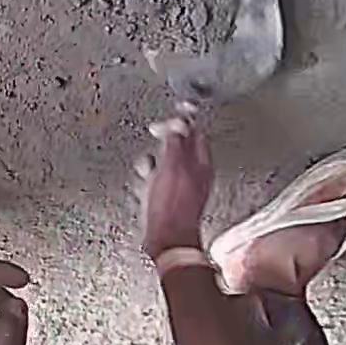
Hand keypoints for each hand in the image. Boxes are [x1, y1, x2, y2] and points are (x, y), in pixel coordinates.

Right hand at [137, 106, 212, 259]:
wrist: (166, 239)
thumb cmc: (172, 206)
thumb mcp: (171, 167)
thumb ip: (175, 142)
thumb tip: (180, 120)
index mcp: (201, 163)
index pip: (196, 131)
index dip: (186, 117)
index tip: (179, 105)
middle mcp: (194, 172)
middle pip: (179, 143)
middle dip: (164, 141)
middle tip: (157, 135)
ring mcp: (181, 184)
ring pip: (163, 160)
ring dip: (152, 162)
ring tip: (148, 173)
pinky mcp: (167, 196)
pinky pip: (155, 177)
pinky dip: (147, 178)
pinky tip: (145, 187)